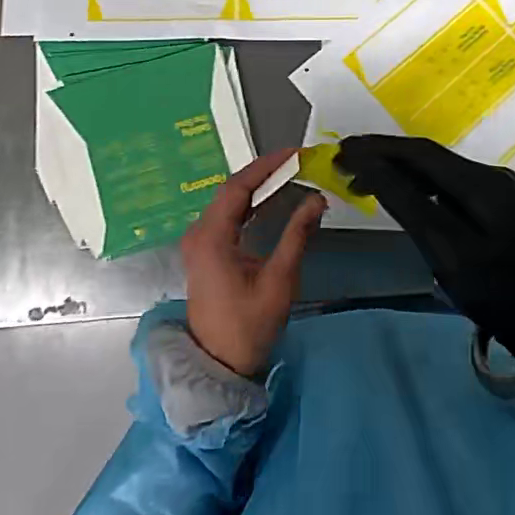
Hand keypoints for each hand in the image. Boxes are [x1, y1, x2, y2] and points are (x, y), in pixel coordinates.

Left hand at [180, 148, 325, 377]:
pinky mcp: (204, 252)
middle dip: (262, 174)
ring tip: (288, 176)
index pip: (237, 188)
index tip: (292, 153)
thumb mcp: (278, 281)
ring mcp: (198, 242)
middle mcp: (199, 233)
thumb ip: (296, 237)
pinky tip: (271, 203)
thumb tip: (316, 201)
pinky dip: (248, 208)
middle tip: (295, 163)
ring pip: (228, 205)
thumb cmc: (247, 325)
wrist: (219, 361)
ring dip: (256, 190)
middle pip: (230, 193)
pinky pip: (226, 220)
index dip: (265, 166)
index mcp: (211, 236)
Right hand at [334, 135, 514, 366]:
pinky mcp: (492, 205)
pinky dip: (411, 181)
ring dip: (394, 167)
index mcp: (481, 183)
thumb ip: (406, 202)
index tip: (339, 152)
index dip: (375, 148)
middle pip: (425, 155)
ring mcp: (494, 189)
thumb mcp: (445, 248)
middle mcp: (489, 176)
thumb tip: (367, 165)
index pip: (418, 152)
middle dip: (381, 153)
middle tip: (342, 160)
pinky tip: (394, 191)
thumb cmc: (495, 290)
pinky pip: (442, 182)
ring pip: (433, 167)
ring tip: (358, 177)